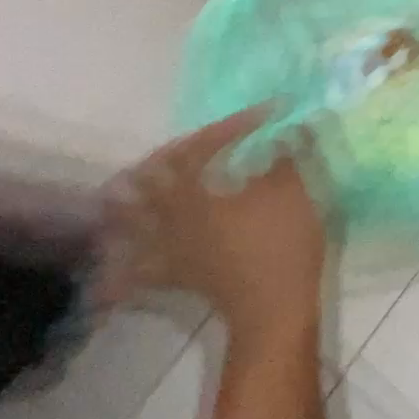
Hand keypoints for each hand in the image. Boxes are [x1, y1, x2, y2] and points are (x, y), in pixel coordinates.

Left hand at [100, 106, 328, 341]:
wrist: (271, 302)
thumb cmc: (283, 242)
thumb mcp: (294, 193)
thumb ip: (287, 157)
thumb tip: (290, 128)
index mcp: (198, 192)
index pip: (203, 147)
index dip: (230, 126)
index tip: (265, 115)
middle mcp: (168, 216)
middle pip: (148, 178)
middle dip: (169, 156)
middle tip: (197, 144)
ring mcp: (163, 247)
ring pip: (127, 218)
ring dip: (132, 197)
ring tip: (143, 185)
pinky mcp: (169, 272)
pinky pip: (132, 263)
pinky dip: (124, 254)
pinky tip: (126, 252)